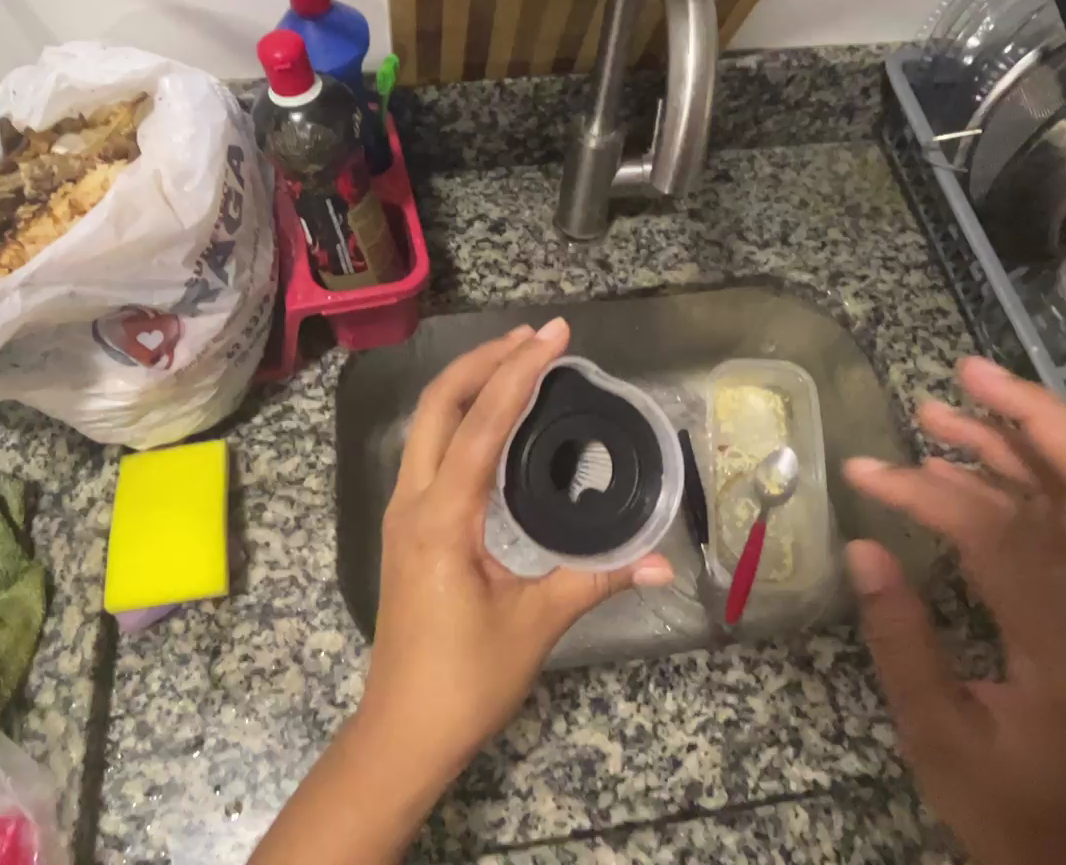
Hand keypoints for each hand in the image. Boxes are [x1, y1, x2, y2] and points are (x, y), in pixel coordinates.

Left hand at [361, 318, 673, 762]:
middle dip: (485, 361)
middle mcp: (414, 502)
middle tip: (535, 337)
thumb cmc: (465, 679)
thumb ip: (596, 580)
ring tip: (518, 360)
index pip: (480, 425)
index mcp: (443, 518)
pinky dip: (462, 419)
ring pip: (429, 424)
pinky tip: (494, 421)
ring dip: (471, 385)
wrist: (403, 729)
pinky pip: (431, 451)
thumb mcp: (536, 624)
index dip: (519, 372)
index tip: (553, 335)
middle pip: (439, 405)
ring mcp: (405, 512)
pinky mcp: (409, 526)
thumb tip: (661, 561)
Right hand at [843, 357, 1065, 864]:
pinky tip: (974, 466)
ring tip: (953, 399)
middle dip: (1033, 417)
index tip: (863, 470)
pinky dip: (1033, 481)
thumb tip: (863, 546)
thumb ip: (901, 639)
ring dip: (1031, 437)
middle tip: (964, 372)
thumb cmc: (1012, 812)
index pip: (1005, 537)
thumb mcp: (939, 737)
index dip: (928, 491)